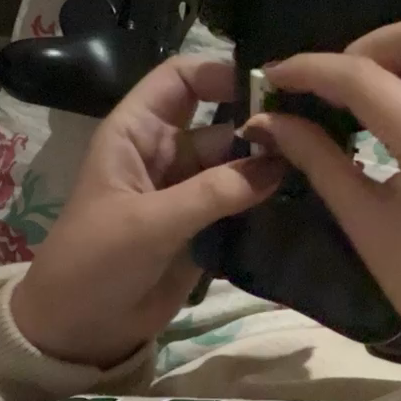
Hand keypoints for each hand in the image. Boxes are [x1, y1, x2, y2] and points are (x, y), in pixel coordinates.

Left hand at [10, 55, 285, 367]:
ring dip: (270, 170)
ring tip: (318, 170)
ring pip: (238, 169)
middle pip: (223, 126)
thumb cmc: (96, 261)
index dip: (222, 74)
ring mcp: (190, 195)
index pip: (181, 82)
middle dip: (262, 129)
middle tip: (314, 139)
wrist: (82, 327)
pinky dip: (267, 205)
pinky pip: (243, 207)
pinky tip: (304, 203)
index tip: (272, 87)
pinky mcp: (207, 230)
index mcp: (138, 134)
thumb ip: (214, 193)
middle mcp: (168, 156)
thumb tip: (278, 166)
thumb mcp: (150, 222)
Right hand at [244, 17, 400, 332]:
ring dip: (400, 55)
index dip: (313, 70)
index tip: (276, 76)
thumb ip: (316, 157)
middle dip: (364, 49)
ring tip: (364, 93)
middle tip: (333, 87)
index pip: (366, 79)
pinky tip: (397, 104)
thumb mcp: (362, 219)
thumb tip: (267, 118)